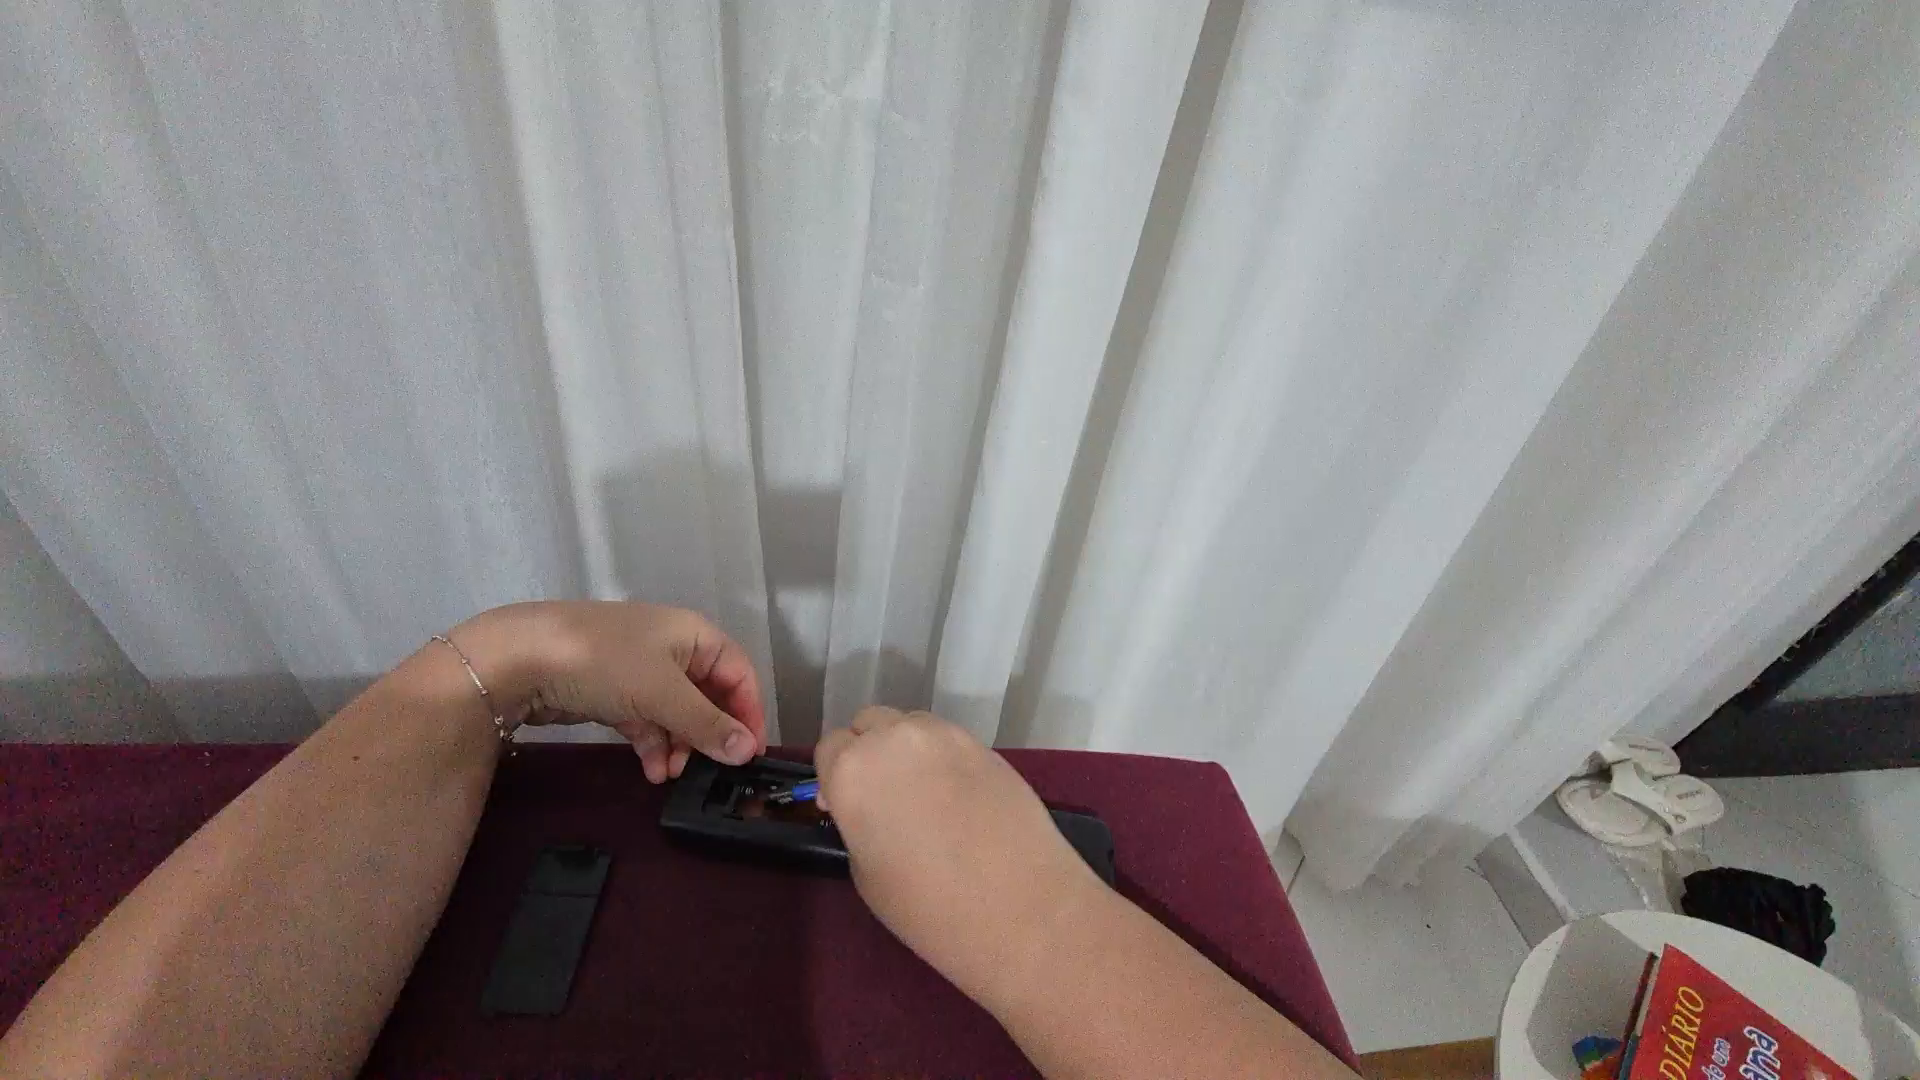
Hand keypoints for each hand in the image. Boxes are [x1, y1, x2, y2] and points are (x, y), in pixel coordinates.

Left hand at [450, 601, 765, 781]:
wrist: (518, 657)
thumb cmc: (605, 662)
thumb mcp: (662, 694)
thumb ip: (707, 724)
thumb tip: (749, 752)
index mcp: (695, 636)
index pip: (739, 674)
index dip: (749, 713)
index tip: (751, 754)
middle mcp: (674, 649)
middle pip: (709, 696)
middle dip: (709, 734)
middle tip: (709, 770)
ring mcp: (641, 671)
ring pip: (677, 713)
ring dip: (680, 745)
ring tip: (672, 774)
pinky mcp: (614, 692)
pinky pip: (648, 720)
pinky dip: (653, 744)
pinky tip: (651, 771)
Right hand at [814, 707, 1108, 1010]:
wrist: (1020, 907)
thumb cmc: (930, 908)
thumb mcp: (866, 873)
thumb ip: (857, 821)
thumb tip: (867, 804)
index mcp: (853, 772)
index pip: (829, 747)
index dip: (836, 776)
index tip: (849, 806)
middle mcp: (893, 739)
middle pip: (868, 725)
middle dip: (869, 752)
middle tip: (886, 798)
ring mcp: (943, 734)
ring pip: (909, 725)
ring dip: (906, 750)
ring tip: (926, 796)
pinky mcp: (981, 742)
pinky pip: (946, 739)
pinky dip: (942, 758)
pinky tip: (959, 797)